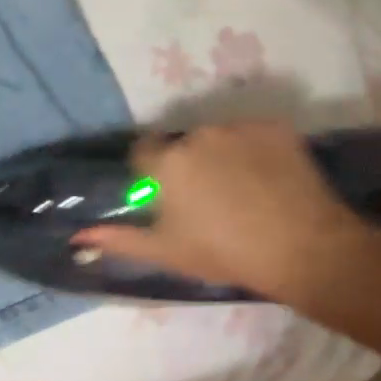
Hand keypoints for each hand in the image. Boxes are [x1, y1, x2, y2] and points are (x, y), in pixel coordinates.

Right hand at [74, 121, 372, 297]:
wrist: (301, 246)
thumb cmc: (223, 253)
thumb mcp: (166, 252)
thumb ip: (120, 239)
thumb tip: (79, 235)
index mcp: (167, 162)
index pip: (142, 152)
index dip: (148, 174)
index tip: (161, 198)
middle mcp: (200, 134)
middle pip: (182, 145)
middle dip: (185, 166)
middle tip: (202, 203)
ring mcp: (242, 127)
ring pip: (218, 138)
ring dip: (219, 157)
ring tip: (238, 193)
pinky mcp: (277, 127)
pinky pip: (252, 135)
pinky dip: (253, 152)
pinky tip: (264, 183)